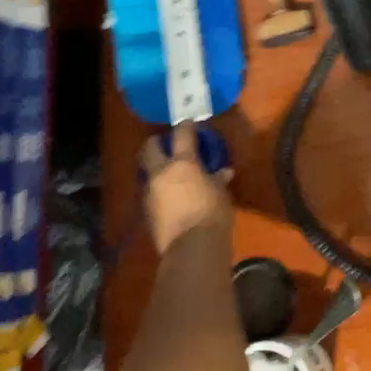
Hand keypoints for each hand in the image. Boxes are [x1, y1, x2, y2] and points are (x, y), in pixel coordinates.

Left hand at [140, 122, 233, 253]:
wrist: (191, 247)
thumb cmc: (212, 214)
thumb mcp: (220, 194)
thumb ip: (218, 180)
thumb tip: (223, 172)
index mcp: (182, 163)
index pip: (181, 135)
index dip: (186, 127)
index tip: (190, 123)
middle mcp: (161, 173)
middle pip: (149, 148)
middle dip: (157, 142)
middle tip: (168, 143)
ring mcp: (150, 192)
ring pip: (147, 171)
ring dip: (157, 168)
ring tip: (171, 174)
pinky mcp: (147, 211)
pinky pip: (152, 192)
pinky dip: (160, 189)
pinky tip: (172, 197)